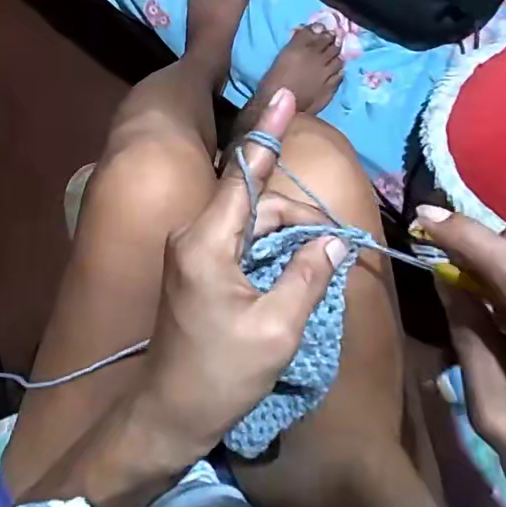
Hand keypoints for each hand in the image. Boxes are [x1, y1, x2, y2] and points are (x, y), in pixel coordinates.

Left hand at [137, 88, 347, 461]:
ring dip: (287, 236)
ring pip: (250, 222)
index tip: (285, 94)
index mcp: (206, 241)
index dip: (268, 133)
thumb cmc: (221, 374)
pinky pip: (240, 242)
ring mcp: (192, 249)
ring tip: (321, 263)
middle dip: (297, 215)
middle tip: (336, 244)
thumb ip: (307, 275)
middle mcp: (194, 233)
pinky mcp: (196, 266)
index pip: (243, 173)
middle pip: (254, 201)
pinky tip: (297, 268)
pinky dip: (270, 250)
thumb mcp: (276, 328)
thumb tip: (334, 240)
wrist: (169, 412)